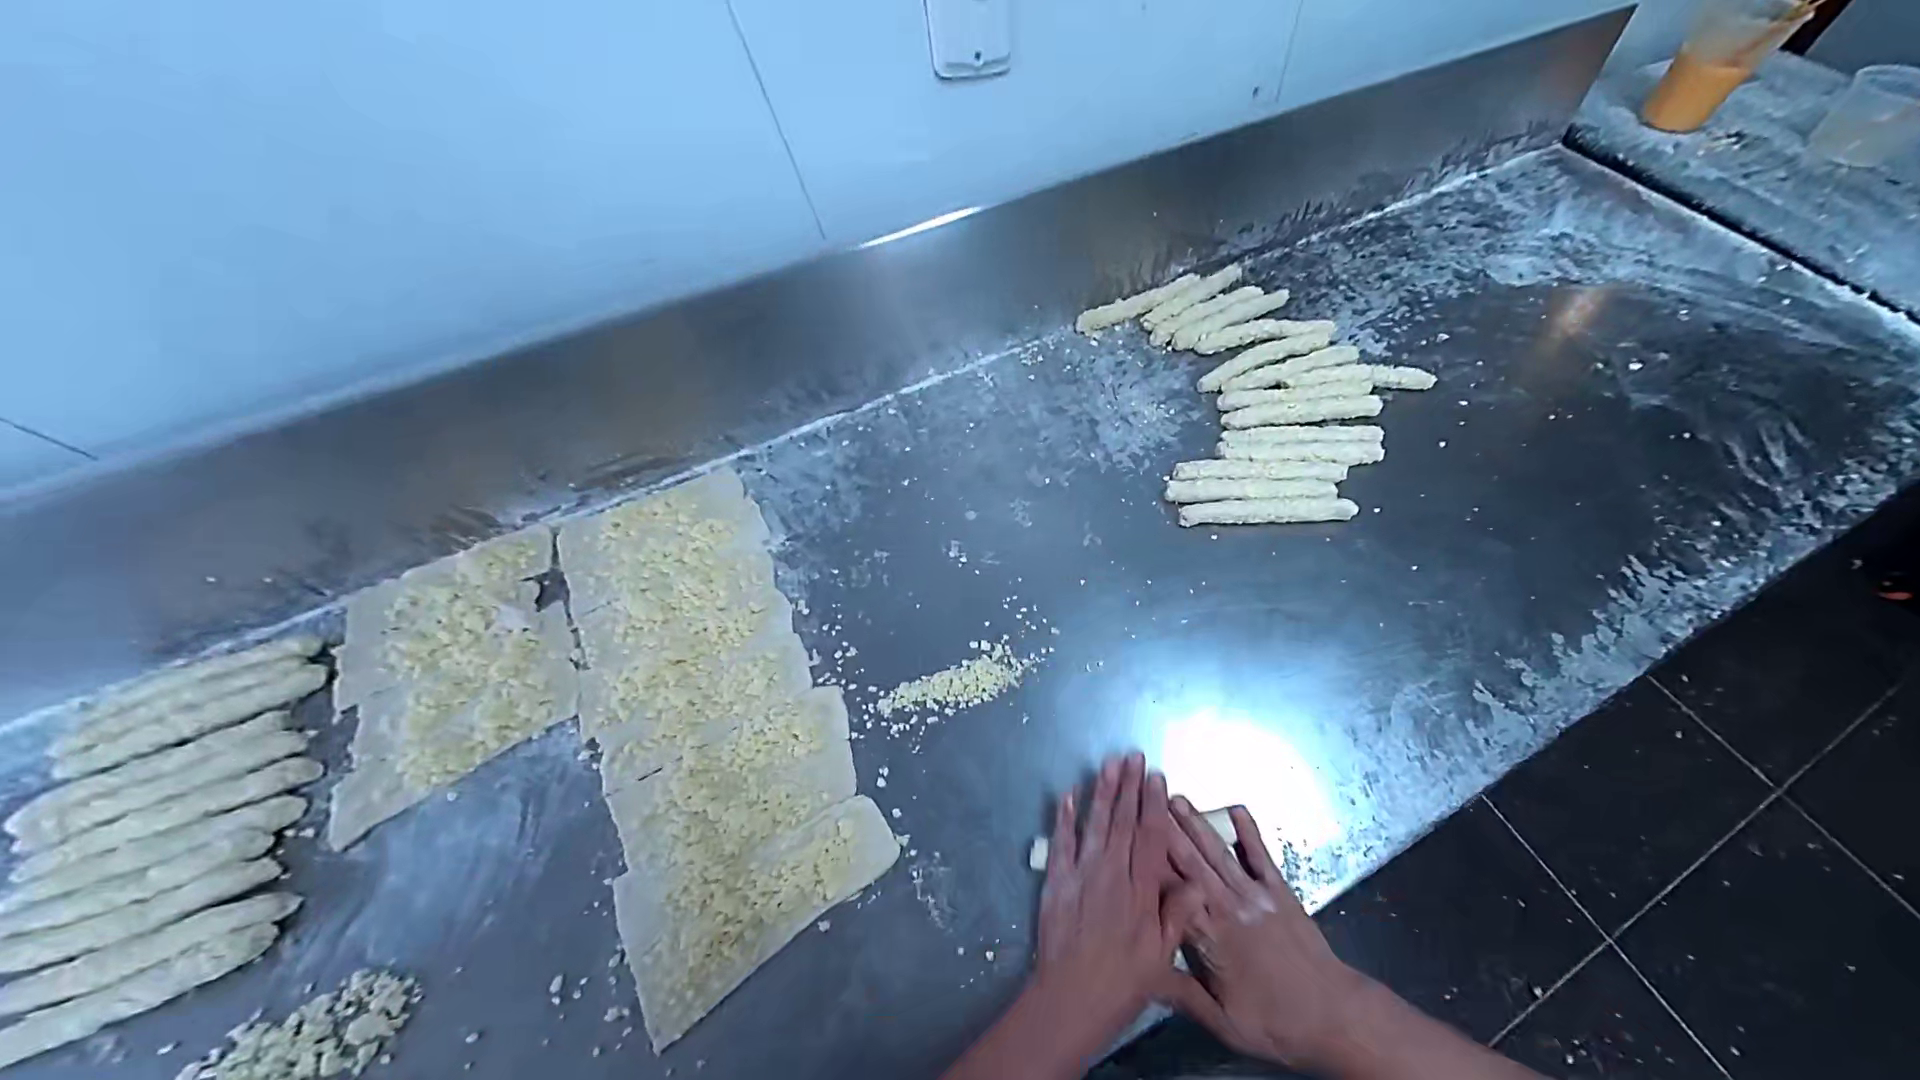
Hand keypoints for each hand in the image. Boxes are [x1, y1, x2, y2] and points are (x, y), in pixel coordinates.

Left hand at [1031, 752, 1188, 1045]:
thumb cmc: (1123, 980)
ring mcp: (1083, 872)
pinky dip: (1065, 816)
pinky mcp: (1057, 878)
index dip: (1154, 804)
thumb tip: (1196, 881)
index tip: (1157, 777)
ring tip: (1109, 763)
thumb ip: (1176, 914)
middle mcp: (1112, 872)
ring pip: (1096, 823)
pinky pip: (1062, 841)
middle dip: (1129, 786)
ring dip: (1103, 791)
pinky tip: (1070, 793)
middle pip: (1123, 821)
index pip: (1151, 836)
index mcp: (1141, 889)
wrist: (1073, 996)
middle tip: (1133, 755)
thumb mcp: (1161, 955)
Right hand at [1157, 797, 1368, 1070]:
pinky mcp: (1279, 890)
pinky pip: (1260, 855)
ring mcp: (1255, 894)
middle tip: (1148, 801)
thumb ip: (1182, 995)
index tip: (1130, 836)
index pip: (1169, 890)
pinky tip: (1236, 808)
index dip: (1147, 862)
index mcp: (1209, 936)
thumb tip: (1142, 974)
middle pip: (1190, 861)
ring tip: (1176, 798)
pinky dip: (1249, 831)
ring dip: (1196, 823)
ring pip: (1217, 852)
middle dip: (1167, 829)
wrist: (1337, 1017)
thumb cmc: (1277, 1023)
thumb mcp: (1225, 1024)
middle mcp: (1228, 906)